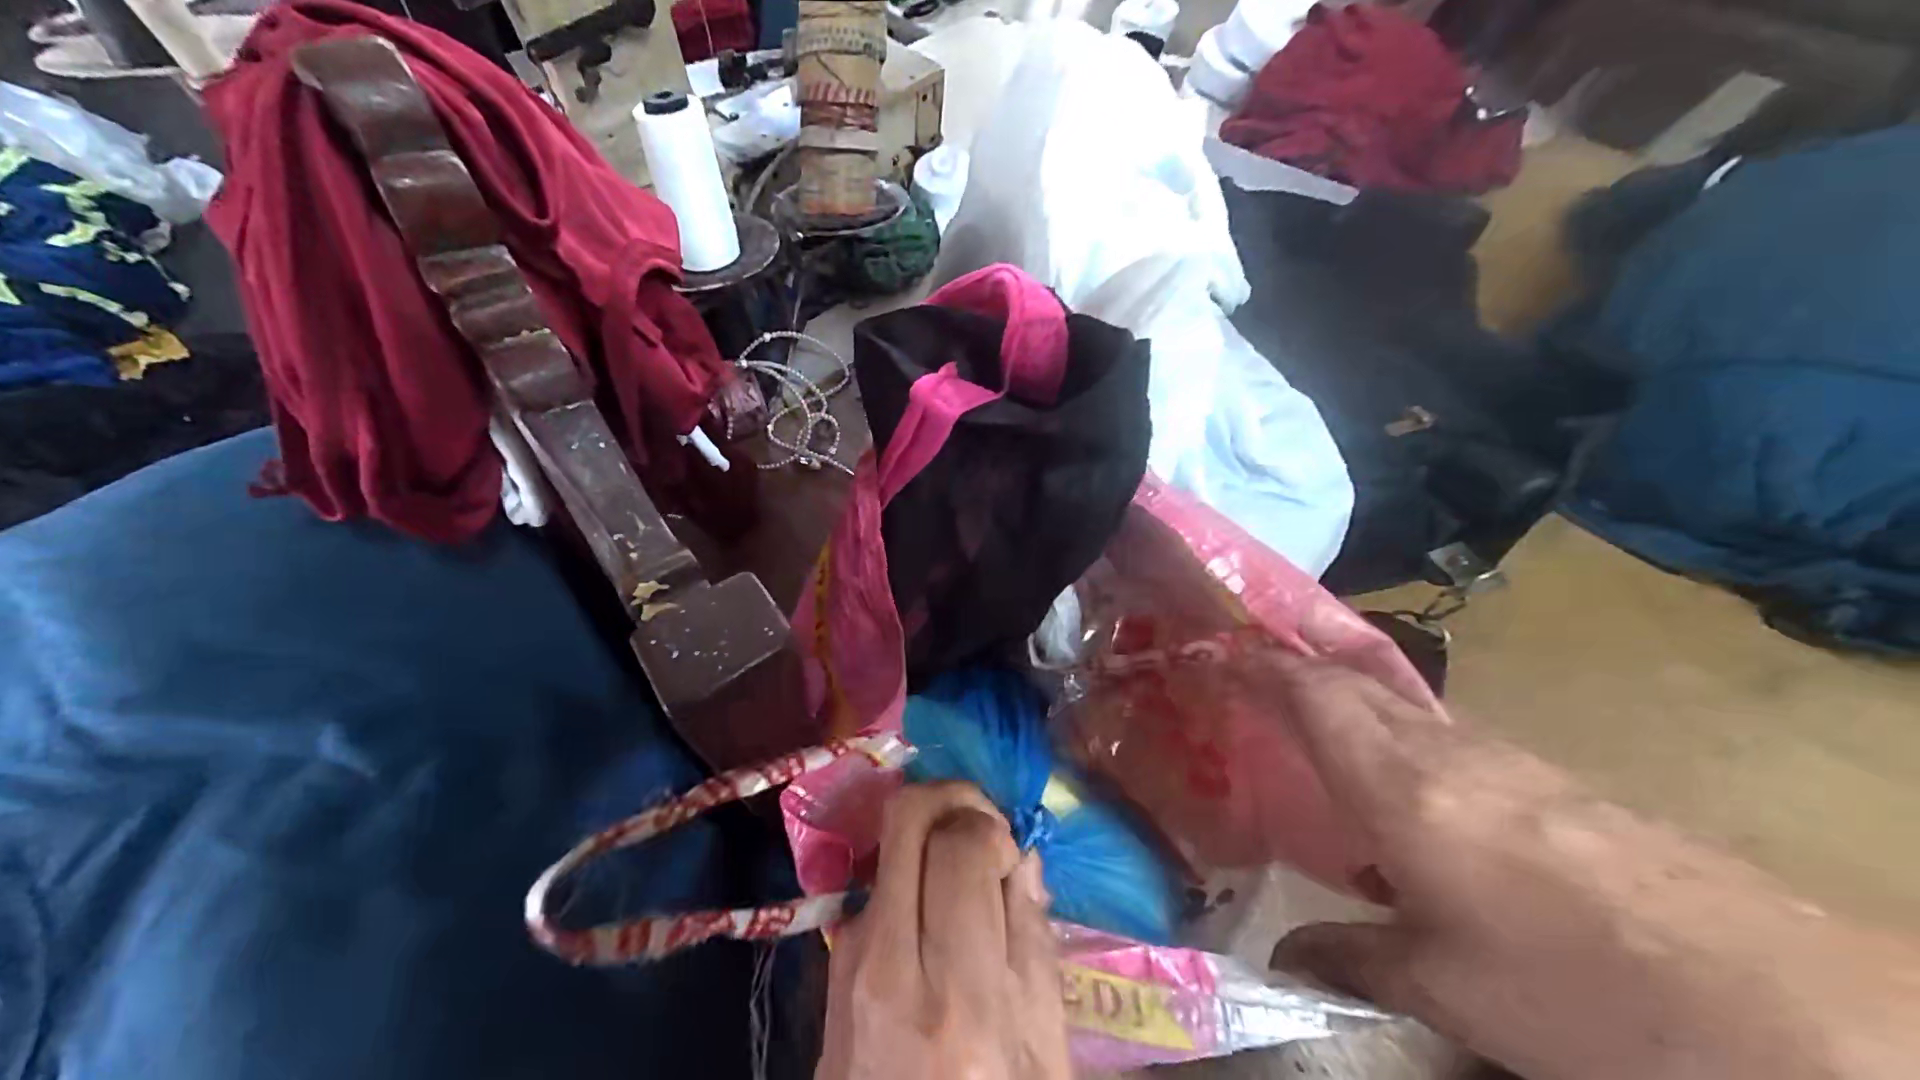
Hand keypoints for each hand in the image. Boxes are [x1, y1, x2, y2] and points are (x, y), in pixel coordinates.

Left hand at [816, 781, 1070, 1079]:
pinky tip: (938, 906)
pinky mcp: (830, 968)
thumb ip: (1033, 943)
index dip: (993, 827)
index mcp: (959, 999)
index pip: (960, 847)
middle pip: (905, 819)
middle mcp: (890, 965)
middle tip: (985, 821)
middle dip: (952, 797)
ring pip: (886, 844)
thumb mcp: (1044, 1057)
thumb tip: (1023, 858)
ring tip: (967, 867)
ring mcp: (848, 963)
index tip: (1012, 854)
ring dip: (931, 832)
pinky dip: (911, 871)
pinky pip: (875, 886)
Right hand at [1260, 653, 1919, 1079]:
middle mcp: (1444, 750)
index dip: (1263, 664)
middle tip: (1256, 669)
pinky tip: (1408, 787)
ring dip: (1352, 701)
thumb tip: (1284, 962)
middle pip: (1357, 681)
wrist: (1785, 1004)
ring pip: (1404, 707)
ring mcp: (1505, 759)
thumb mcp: (1445, 987)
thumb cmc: (1572, 982)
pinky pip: (1449, 739)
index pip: (1312, 693)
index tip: (1221, 650)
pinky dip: (1403, 739)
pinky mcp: (1554, 782)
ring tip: (1317, 724)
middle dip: (1301, 664)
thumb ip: (1351, 958)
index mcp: (1395, 782)